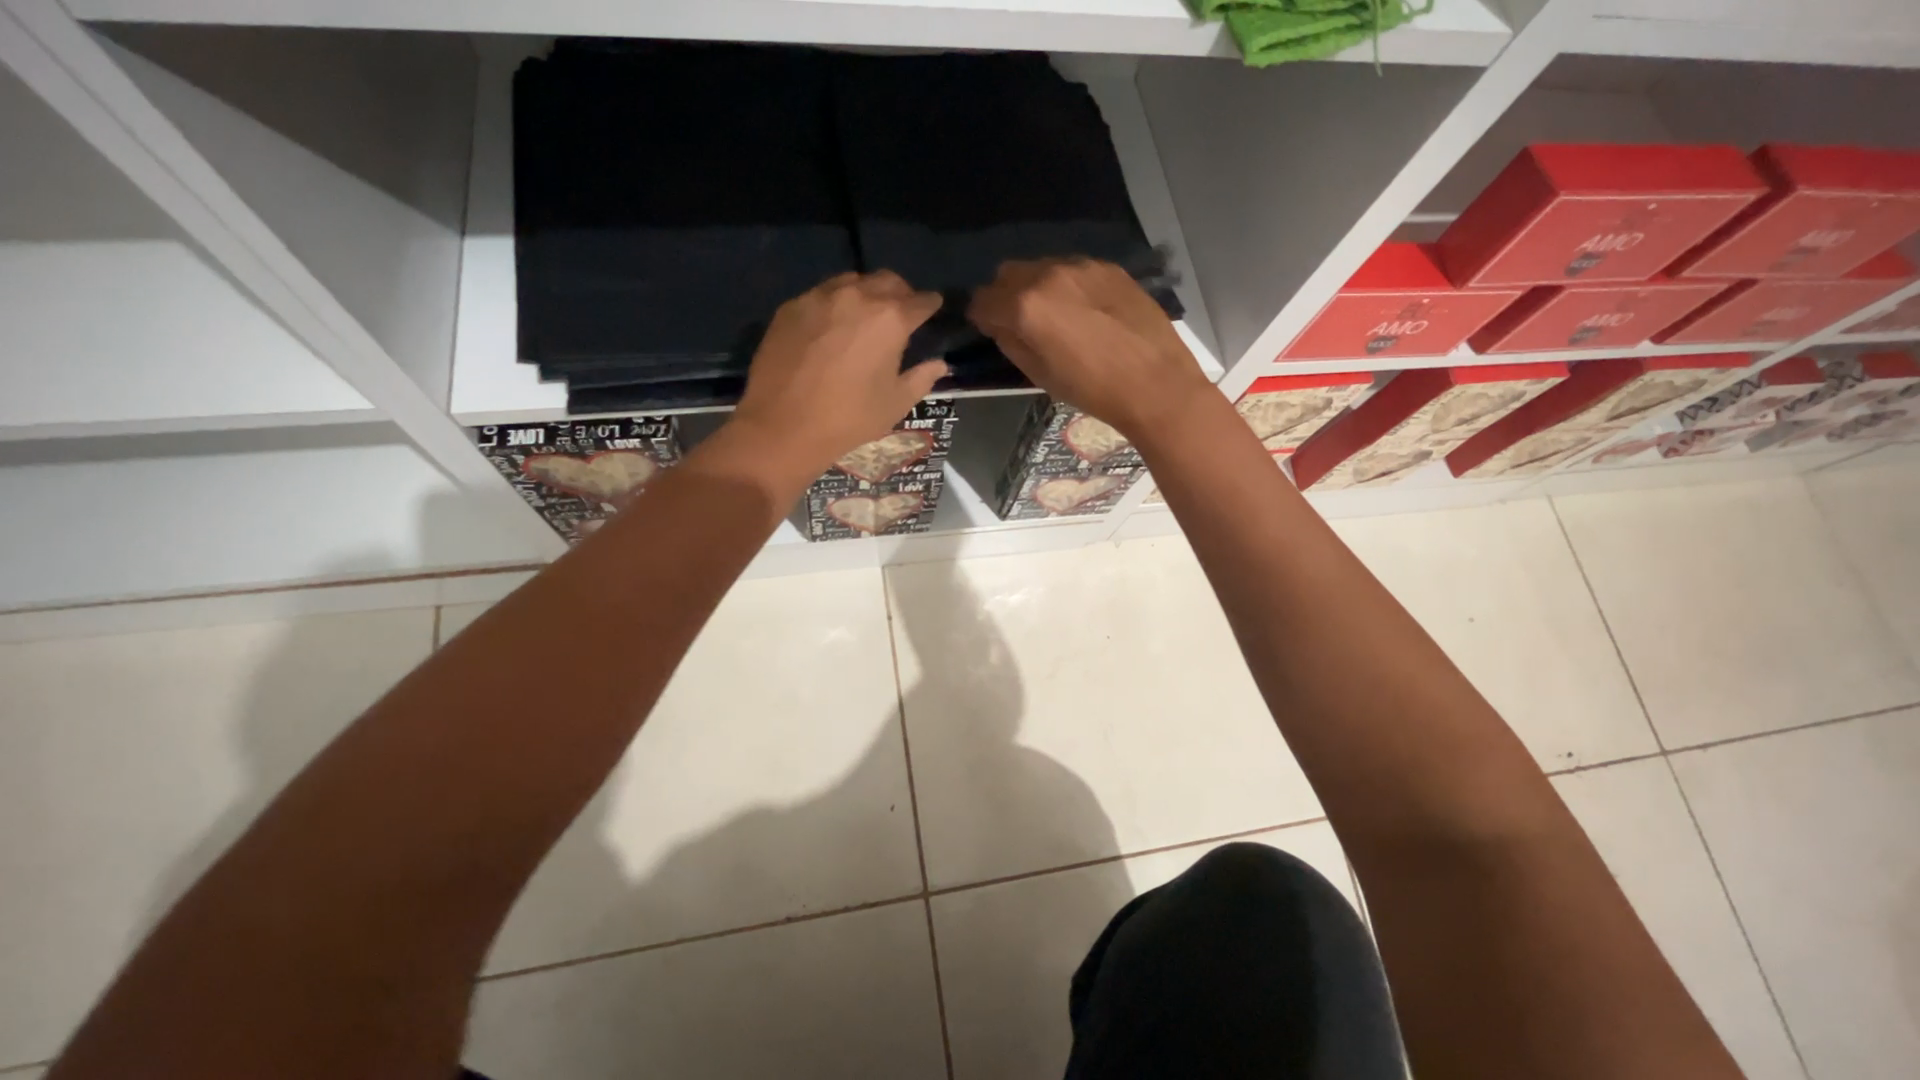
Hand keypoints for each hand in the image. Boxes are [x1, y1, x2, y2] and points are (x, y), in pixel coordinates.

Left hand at [729, 272, 947, 474]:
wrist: (781, 426)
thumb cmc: (848, 419)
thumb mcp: (894, 404)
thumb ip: (921, 378)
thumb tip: (939, 364)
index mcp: (891, 319)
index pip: (922, 301)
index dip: (931, 306)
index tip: (933, 309)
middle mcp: (858, 296)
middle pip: (888, 281)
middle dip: (900, 293)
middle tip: (900, 313)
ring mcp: (820, 297)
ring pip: (852, 281)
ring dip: (866, 293)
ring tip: (864, 316)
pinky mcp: (791, 307)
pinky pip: (821, 295)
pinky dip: (834, 304)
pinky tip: (830, 327)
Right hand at [969, 259, 1214, 440]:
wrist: (1155, 383)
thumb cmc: (1092, 389)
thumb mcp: (1039, 374)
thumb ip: (1011, 342)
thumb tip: (999, 325)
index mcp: (1025, 306)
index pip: (982, 299)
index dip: (982, 317)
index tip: (991, 330)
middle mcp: (1048, 275)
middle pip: (1008, 273)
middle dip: (1006, 295)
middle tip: (1020, 322)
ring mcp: (1082, 266)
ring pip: (1042, 267)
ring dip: (1039, 287)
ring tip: (1057, 316)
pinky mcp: (1109, 268)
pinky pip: (1075, 269)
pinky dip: (1069, 285)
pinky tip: (1087, 311)